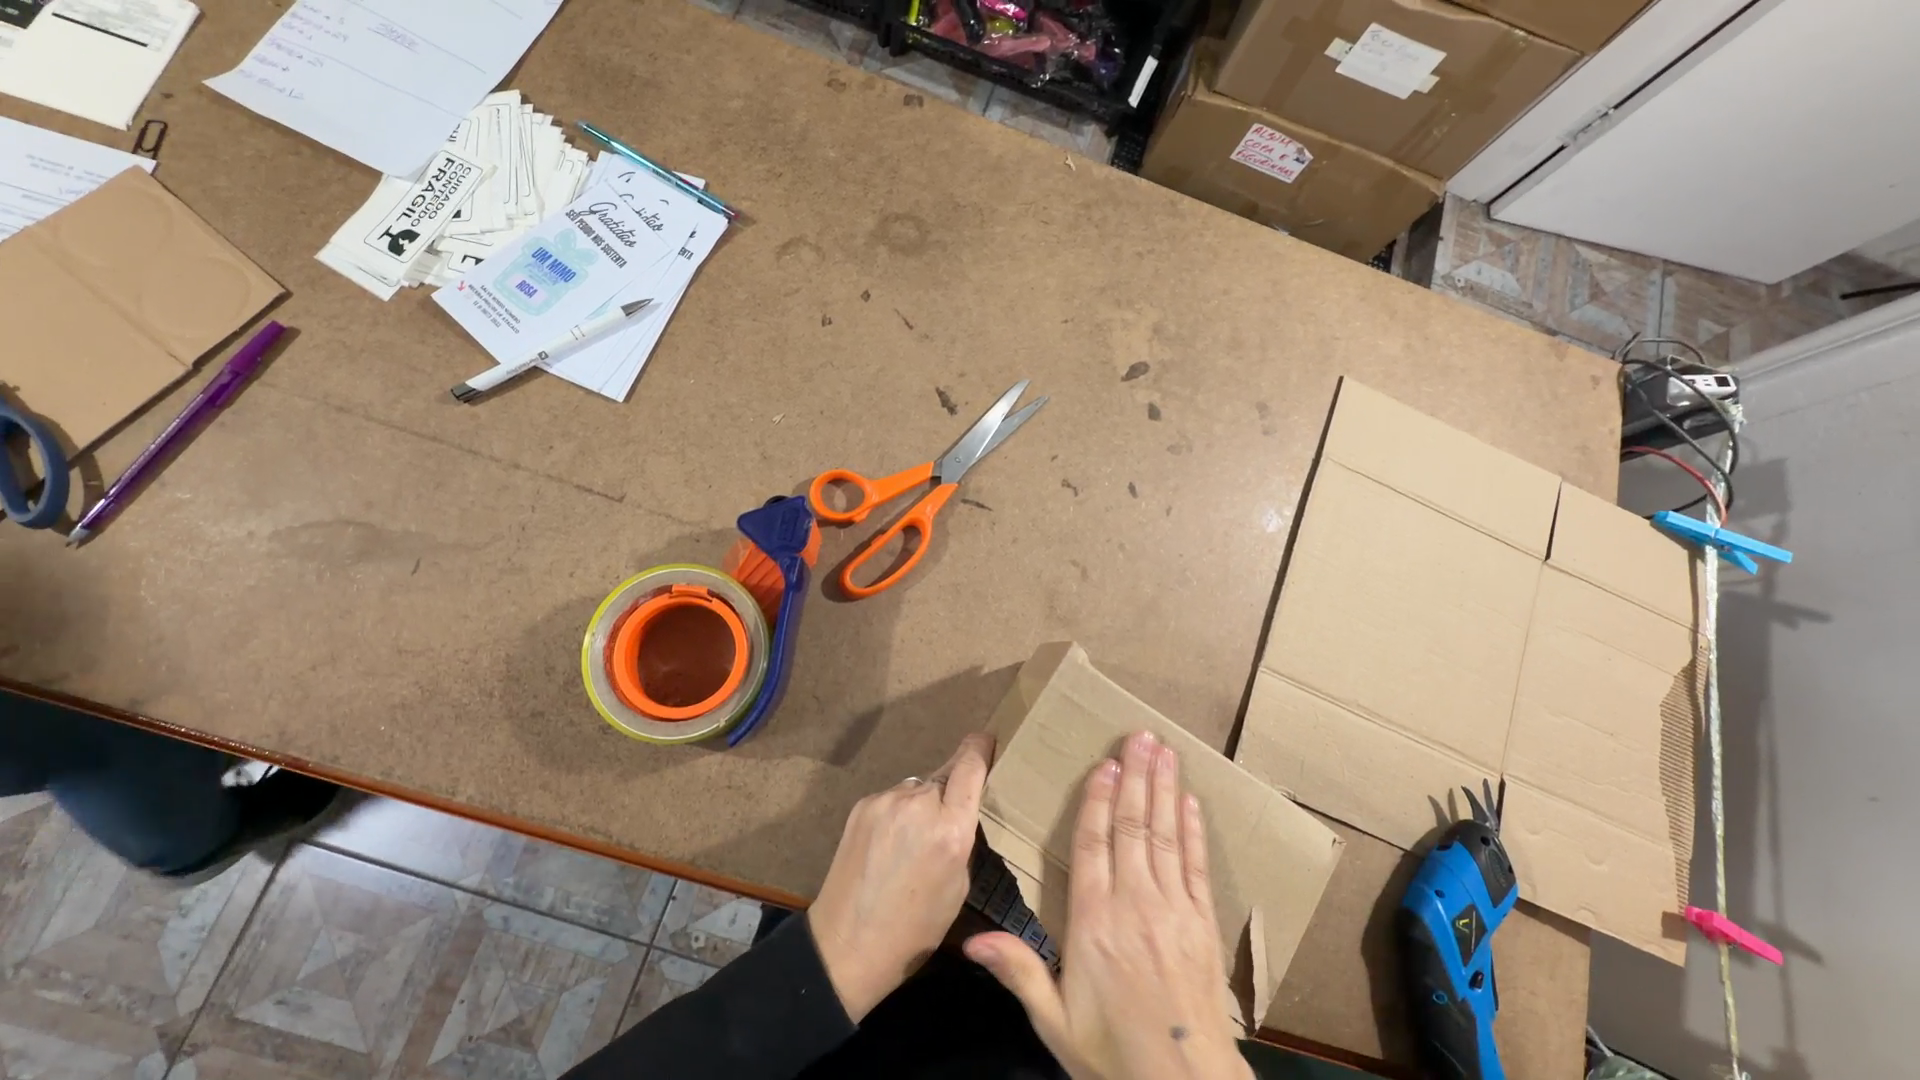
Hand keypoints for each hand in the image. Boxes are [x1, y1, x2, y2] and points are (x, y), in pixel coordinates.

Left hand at [808, 732, 993, 1021]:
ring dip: (923, 802)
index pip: (970, 766)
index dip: (981, 748)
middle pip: (945, 776)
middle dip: (951, 791)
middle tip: (948, 820)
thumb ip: (962, 837)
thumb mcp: (959, 887)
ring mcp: (885, 801)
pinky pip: (893, 798)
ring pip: (917, 787)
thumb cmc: (915, 929)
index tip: (987, 740)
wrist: (847, 945)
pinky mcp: (862, 806)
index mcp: (951, 829)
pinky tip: (889, 845)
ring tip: (912, 843)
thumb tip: (958, 809)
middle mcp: (919, 804)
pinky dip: (899, 812)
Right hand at [965, 731, 1252, 1079]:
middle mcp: (1135, 904)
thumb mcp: (1055, 1021)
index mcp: (1093, 922)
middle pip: (1134, 828)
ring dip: (1164, 790)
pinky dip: (1193, 831)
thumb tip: (971, 938)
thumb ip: (1018, 972)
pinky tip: (1189, 802)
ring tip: (1164, 751)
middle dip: (1137, 777)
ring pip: (1166, 837)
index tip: (1104, 762)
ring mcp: (1174, 911)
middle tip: (1140, 734)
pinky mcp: (1203, 924)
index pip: (1093, 845)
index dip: (1098, 800)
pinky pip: (1197, 867)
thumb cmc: (1112, 1053)